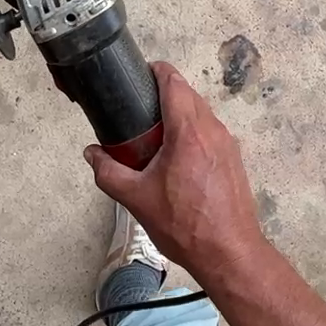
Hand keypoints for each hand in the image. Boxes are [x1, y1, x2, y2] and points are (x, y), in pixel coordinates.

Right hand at [84, 61, 268, 285]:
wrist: (229, 254)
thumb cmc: (184, 225)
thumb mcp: (136, 199)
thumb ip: (109, 172)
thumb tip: (92, 154)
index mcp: (188, 131)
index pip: (173, 82)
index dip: (156, 71)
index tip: (140, 73)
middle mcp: (212, 130)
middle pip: (188, 94)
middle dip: (165, 93)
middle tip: (139, 108)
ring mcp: (228, 144)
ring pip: (202, 113)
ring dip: (180, 114)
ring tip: (155, 134)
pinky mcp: (234, 159)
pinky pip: (211, 132)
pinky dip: (193, 132)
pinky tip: (177, 157)